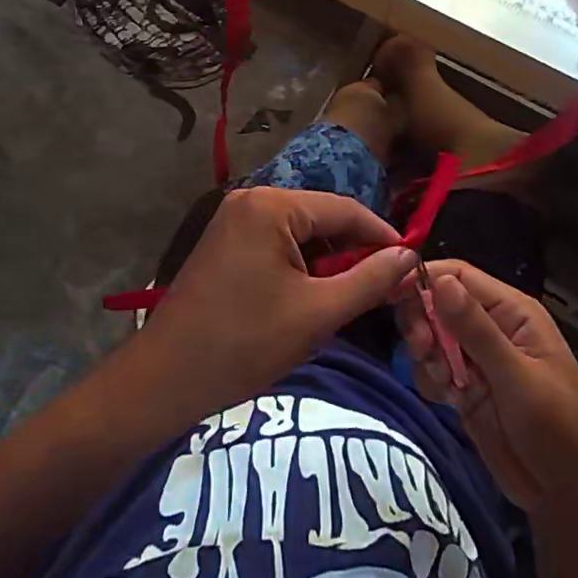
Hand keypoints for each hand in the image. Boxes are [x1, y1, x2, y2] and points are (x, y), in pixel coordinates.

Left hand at [140, 187, 416, 415]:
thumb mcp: (318, 312)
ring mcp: (233, 220)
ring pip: (300, 233)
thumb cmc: (244, 344)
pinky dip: (300, 267)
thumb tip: (410, 256)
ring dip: (328, 262)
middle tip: (384, 289)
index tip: (413, 265)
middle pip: (322, 218)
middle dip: (354, 251)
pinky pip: (276, 244)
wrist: (165, 379)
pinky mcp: (224, 242)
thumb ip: (370, 279)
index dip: (383, 237)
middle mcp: (251, 199)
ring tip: (349, 298)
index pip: (346, 209)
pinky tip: (311, 297)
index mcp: (272, 205)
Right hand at [395, 262, 577, 511]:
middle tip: (423, 351)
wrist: (570, 497)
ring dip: (426, 356)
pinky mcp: (463, 387)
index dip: (424, 280)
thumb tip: (438, 279)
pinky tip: (447, 400)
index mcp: (511, 311)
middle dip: (421, 322)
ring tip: (446, 385)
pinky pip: (430, 369)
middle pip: (436, 302)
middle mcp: (490, 326)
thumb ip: (476, 329)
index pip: (457, 275)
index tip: (393, 297)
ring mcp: (475, 358)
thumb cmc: (558, 429)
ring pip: (429, 336)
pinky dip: (429, 380)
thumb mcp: (517, 377)